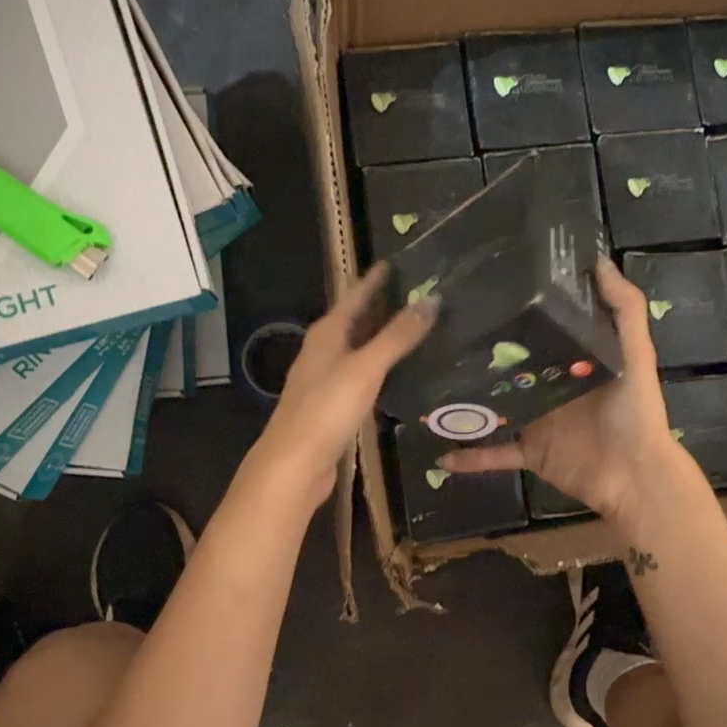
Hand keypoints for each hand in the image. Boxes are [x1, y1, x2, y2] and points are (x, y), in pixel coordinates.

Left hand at [245, 263, 436, 508]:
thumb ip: (398, 336)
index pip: (355, 295)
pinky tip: (402, 372)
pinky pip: (364, 375)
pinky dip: (383, 367)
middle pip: (357, 320)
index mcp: (326, 334)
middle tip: (421, 292)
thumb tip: (432, 300)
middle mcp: (324, 350)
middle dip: (385, 305)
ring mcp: (327, 379)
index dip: (376, 278)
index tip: (400, 261)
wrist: (294, 465)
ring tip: (419, 326)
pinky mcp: (335, 405)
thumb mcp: (365, 368)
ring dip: (385, 337)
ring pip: (361, 348)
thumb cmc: (326, 410)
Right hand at [440, 256, 689, 524]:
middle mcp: (550, 387)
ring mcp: (537, 421)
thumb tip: (598, 260)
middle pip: (508, 367)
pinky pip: (494, 455)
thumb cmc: (635, 411)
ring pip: (494, 407)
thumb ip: (624, 309)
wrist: (634, 476)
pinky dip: (470, 457)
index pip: (539, 329)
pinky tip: (440, 454)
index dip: (516, 311)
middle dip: (478, 353)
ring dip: (465, 401)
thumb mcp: (636, 353)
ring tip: (427, 385)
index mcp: (572, 361)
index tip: (483, 288)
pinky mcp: (530, 453)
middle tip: (437, 333)